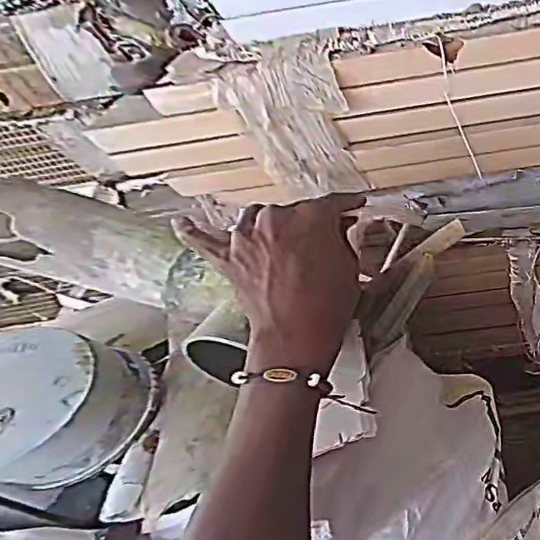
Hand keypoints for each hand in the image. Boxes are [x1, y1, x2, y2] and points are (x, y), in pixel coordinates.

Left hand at [175, 194, 365, 369]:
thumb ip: (343, 239)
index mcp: (311, 217)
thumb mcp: (350, 266)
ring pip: (258, 217)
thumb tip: (339, 227)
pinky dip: (194, 231)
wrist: (296, 335)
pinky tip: (185, 222)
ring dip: (271, 226)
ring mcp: (246, 236)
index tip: (353, 205)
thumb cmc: (326, 305)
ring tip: (283, 238)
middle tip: (324, 238)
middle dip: (310, 223)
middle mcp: (275, 218)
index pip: (333, 203)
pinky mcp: (228, 258)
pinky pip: (203, 239)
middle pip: (295, 211)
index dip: (347, 204)